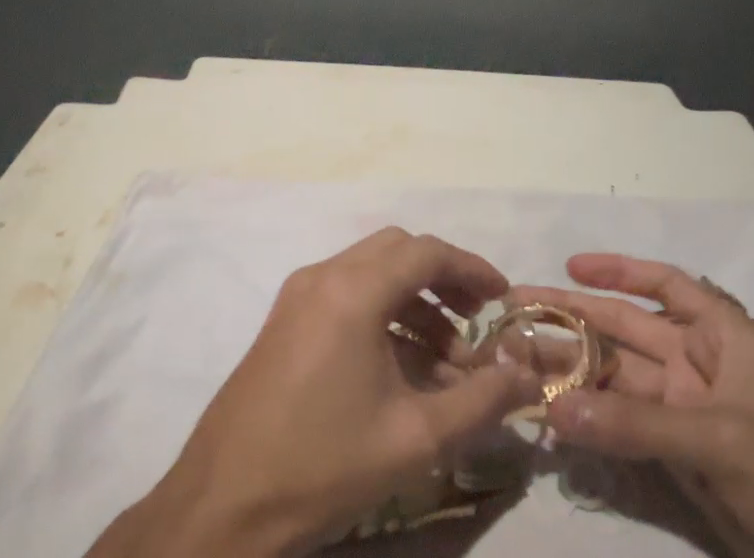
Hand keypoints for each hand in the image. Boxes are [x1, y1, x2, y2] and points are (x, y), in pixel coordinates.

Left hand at [88, 228, 538, 557]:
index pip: (425, 252)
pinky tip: (404, 370)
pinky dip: (382, 316)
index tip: (504, 299)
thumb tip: (528, 375)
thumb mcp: (417, 437)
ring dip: (414, 303)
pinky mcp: (283, 324)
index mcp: (351, 291)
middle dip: (443, 280)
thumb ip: (483, 400)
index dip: (472, 269)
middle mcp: (321, 279)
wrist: (225, 501)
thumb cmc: (324, 462)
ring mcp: (296, 300)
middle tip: (478, 322)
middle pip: (396, 252)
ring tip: (448, 362)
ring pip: (369, 275)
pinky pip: (344, 298)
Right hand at [513, 254, 753, 557]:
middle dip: (574, 318)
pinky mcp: (675, 453)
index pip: (670, 286)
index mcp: (726, 339)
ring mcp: (685, 411)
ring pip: (617, 379)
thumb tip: (554, 409)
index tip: (570, 264)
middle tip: (513, 312)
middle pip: (628, 330)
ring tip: (515, 362)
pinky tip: (549, 413)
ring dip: (571, 371)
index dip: (621, 270)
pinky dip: (588, 419)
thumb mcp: (721, 441)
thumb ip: (637, 425)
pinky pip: (622, 424)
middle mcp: (700, 366)